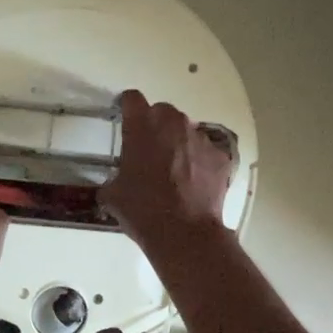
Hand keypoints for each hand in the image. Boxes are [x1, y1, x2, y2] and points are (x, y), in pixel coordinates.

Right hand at [101, 90, 234, 246]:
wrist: (183, 233)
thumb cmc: (141, 210)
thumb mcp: (113, 195)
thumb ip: (112, 180)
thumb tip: (113, 185)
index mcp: (142, 127)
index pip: (132, 99)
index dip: (128, 108)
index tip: (127, 119)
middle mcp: (173, 124)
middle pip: (162, 112)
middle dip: (156, 126)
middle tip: (150, 151)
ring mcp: (200, 139)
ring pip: (187, 131)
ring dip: (179, 144)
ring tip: (174, 171)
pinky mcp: (220, 157)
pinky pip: (206, 152)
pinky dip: (200, 162)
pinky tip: (194, 184)